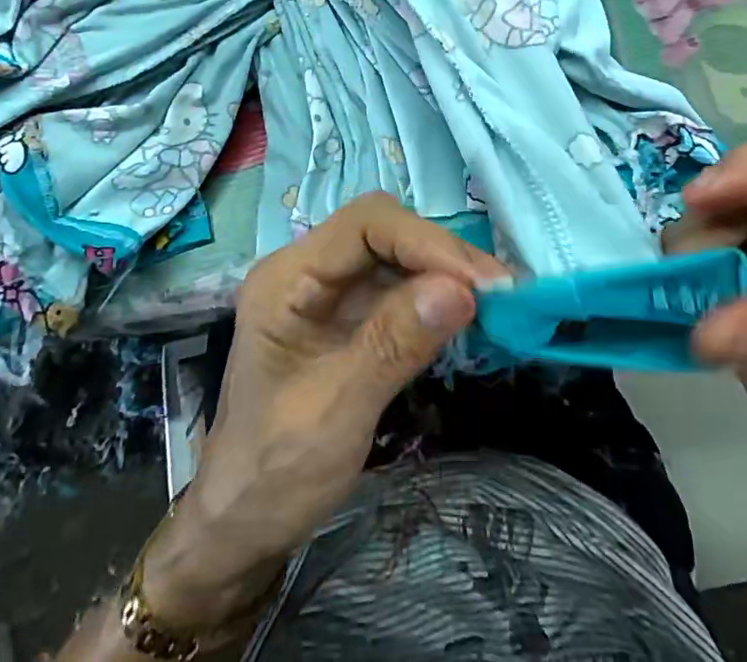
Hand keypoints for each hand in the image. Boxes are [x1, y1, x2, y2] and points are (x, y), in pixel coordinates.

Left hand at [139, 193, 509, 627]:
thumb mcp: (337, 410)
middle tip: (502, 295)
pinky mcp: (345, 320)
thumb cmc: (275, 472)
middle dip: (441, 255)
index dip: (425, 242)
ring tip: (498, 306)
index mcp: (285, 281)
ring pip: (395, 259)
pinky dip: (434, 299)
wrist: (243, 519)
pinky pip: (396, 292)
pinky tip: (466, 319)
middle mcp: (304, 274)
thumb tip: (461, 289)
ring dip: (445, 275)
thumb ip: (394, 343)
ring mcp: (325, 296)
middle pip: (381, 234)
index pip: (363, 226)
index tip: (481, 285)